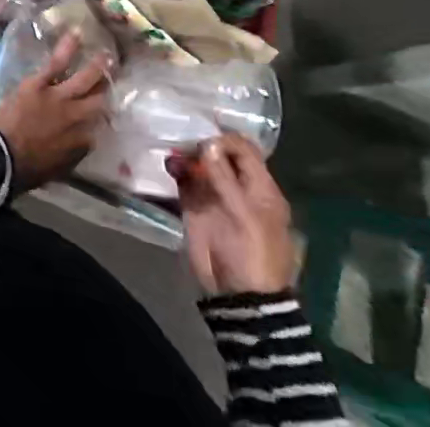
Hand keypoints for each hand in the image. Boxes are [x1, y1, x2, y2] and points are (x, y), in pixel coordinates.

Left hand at [0, 31, 111, 191]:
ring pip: (85, 78)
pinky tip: (76, 33)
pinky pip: (57, 63)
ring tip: (108, 53)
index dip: (104, 114)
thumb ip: (76, 149)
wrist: (3, 157)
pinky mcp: (40, 84)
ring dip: (98, 66)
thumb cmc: (30, 168)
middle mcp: (79, 116)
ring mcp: (60, 97)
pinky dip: (67, 48)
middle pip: (100, 98)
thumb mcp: (62, 166)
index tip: (107, 106)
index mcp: (84, 140)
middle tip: (120, 74)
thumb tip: (85, 138)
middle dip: (110, 86)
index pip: (100, 124)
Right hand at [172, 133, 295, 294]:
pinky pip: (185, 180)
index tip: (201, 137)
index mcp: (260, 188)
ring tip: (172, 153)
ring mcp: (215, 195)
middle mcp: (237, 186)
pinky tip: (168, 166)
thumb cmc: (253, 254)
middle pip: (220, 153)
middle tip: (181, 140)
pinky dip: (176, 170)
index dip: (225, 140)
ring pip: (199, 164)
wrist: (237, 292)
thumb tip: (208, 143)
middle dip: (200, 143)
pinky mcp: (195, 205)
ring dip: (186, 155)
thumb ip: (225, 180)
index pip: (245, 151)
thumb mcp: (244, 217)